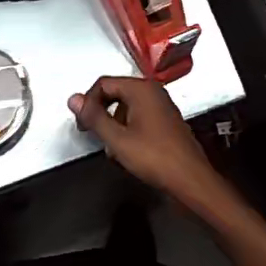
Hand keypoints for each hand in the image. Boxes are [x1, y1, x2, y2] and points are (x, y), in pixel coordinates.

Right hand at [68, 77, 217, 201]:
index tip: (83, 124)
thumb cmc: (154, 158)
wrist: (192, 182)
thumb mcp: (116, 139)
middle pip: (115, 93)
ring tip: (112, 147)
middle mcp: (153, 91)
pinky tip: (128, 150)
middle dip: (101, 112)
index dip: (88, 102)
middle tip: (93, 134)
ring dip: (114, 123)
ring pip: (126, 106)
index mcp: (141, 89)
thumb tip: (73, 99)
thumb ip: (93, 117)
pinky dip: (128, 129)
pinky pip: (139, 116)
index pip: (103, 84)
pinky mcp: (167, 121)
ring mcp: (162, 106)